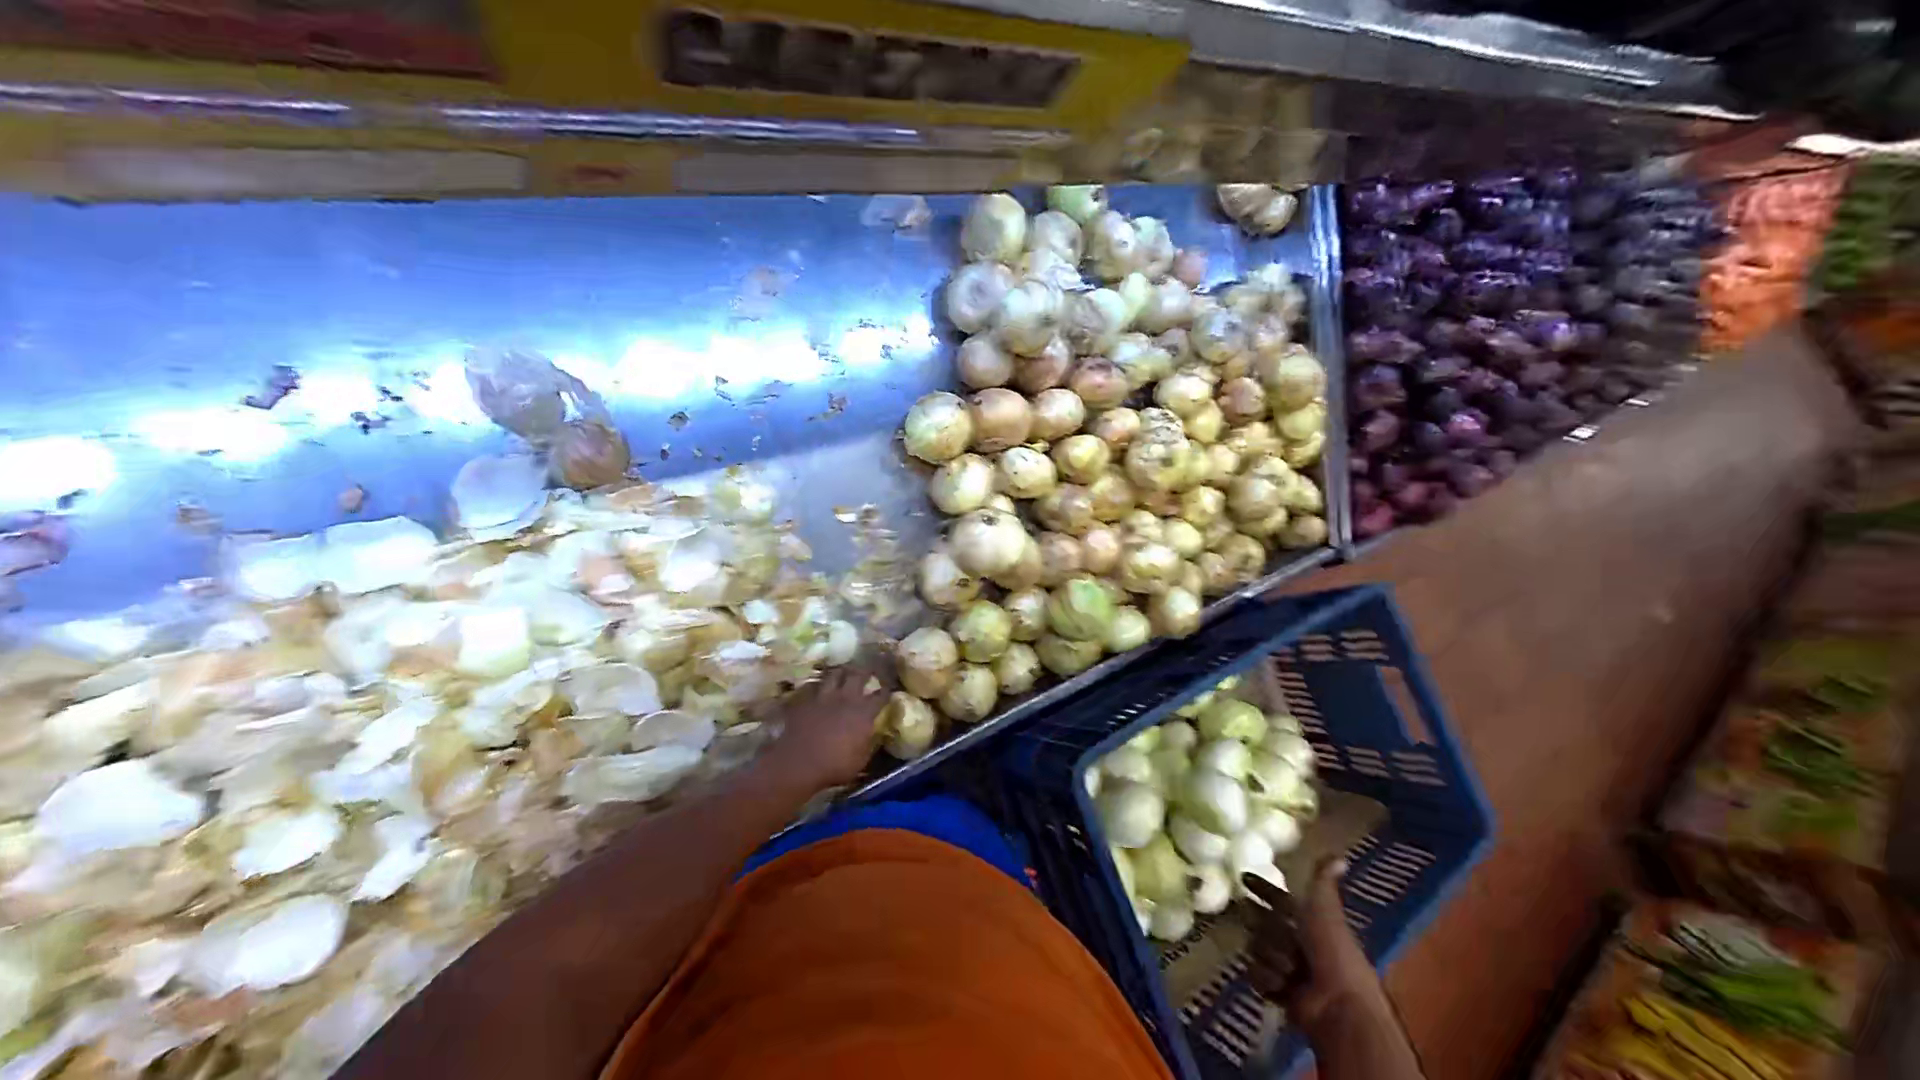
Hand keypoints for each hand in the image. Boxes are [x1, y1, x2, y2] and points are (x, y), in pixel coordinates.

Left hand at [759, 668, 885, 791]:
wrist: (799, 762)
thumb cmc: (835, 765)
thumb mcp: (861, 760)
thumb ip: (869, 743)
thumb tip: (873, 734)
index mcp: (864, 712)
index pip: (881, 695)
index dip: (886, 691)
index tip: (888, 689)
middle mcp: (846, 698)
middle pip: (859, 675)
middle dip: (866, 671)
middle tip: (868, 669)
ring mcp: (824, 696)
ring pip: (835, 674)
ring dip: (841, 672)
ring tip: (843, 672)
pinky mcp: (805, 700)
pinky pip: (813, 685)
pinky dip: (818, 685)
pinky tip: (818, 687)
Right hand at [1245, 859, 1382, 1030]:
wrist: (1339, 1005)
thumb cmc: (1333, 951)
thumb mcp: (1326, 909)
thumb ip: (1323, 882)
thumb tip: (1339, 854)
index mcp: (1309, 921)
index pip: (1278, 898)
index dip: (1262, 888)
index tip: (1242, 877)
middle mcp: (1296, 942)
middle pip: (1262, 923)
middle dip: (1263, 925)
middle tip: (1259, 923)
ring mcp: (1285, 967)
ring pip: (1257, 948)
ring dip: (1270, 956)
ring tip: (1288, 967)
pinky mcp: (1276, 990)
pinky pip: (1255, 974)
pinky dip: (1267, 978)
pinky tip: (1281, 984)